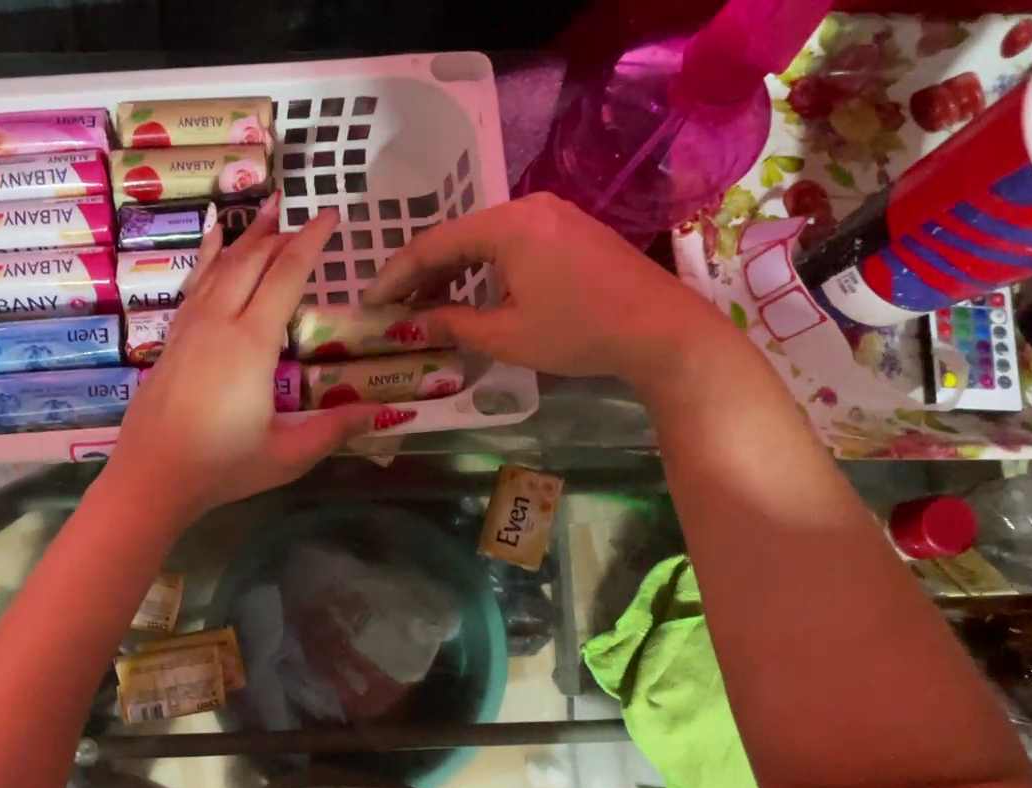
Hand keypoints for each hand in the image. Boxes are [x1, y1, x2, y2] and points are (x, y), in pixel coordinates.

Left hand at [104, 197, 379, 522]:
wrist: (150, 479)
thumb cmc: (221, 469)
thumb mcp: (286, 457)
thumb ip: (333, 430)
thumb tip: (383, 412)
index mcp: (252, 344)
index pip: (286, 276)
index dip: (309, 242)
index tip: (329, 217)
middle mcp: (219, 323)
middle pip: (252, 261)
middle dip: (280, 233)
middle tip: (304, 216)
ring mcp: (190, 328)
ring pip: (220, 265)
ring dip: (246, 236)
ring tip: (267, 208)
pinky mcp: (171, 340)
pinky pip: (194, 284)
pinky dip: (208, 256)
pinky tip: (213, 239)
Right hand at [362, 193, 734, 389]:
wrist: (661, 330)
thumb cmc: (577, 332)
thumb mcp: (504, 335)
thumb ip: (452, 325)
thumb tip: (414, 325)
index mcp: (507, 225)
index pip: (433, 244)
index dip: (395, 275)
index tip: (370, 302)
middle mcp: (528, 207)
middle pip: (458, 236)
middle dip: (420, 273)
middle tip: (392, 306)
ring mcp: (554, 215)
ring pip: (484, 239)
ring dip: (452, 272)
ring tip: (425, 306)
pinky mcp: (572, 231)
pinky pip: (511, 243)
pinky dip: (483, 268)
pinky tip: (471, 294)